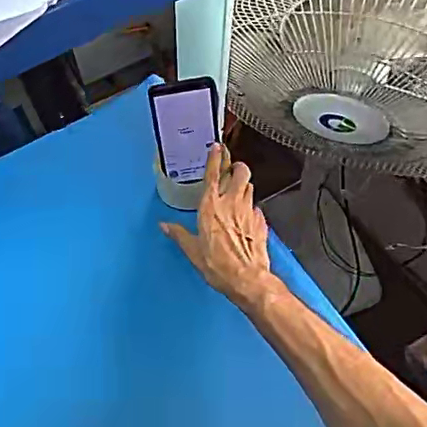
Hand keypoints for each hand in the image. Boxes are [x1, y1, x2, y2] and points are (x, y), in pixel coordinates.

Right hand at [160, 144, 281, 310]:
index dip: (215, 158)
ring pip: (250, 187)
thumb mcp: (192, 251)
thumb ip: (179, 234)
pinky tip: (247, 216)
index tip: (216, 147)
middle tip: (232, 169)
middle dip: (237, 166)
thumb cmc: (216, 264)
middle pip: (241, 172)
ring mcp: (249, 212)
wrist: (247, 279)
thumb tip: (164, 226)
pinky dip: (251, 207)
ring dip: (244, 185)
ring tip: (238, 189)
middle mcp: (231, 203)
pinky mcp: (261, 223)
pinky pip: (257, 207)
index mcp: (210, 206)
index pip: (213, 174)